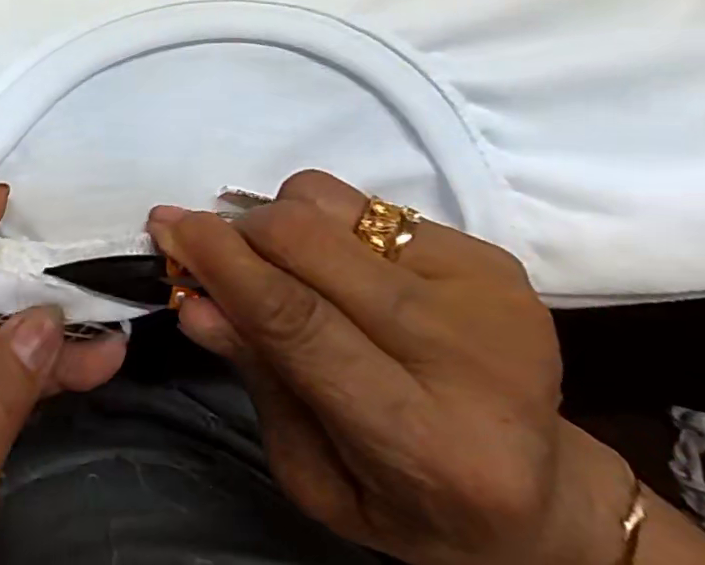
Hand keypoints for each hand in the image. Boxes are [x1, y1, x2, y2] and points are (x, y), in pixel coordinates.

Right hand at [149, 171, 704, 564]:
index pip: (299, 323)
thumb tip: (194, 300)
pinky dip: (330, 224)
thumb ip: (258, 379)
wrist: (535, 493)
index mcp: (425, 439)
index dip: (224, 264)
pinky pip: (369, 202)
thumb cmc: (405, 503)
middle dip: (241, 230)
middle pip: (312, 243)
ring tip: (289, 264)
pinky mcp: (492, 256)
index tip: (168, 224)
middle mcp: (467, 353)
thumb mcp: (314, 474)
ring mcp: (486, 292)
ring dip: (284, 220)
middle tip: (212, 244)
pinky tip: (345, 268)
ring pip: (334, 202)